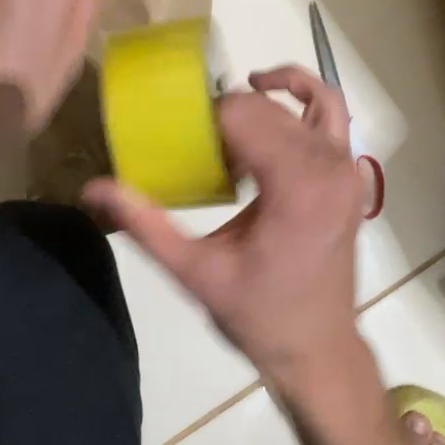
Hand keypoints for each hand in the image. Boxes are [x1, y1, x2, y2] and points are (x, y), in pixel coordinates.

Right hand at [84, 67, 372, 390]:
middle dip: (226, 115)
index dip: (205, 120)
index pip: (244, 118)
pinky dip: (305, 98)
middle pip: (269, 109)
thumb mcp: (193, 272)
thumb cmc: (257, 314)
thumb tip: (93, 189)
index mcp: (294, 188)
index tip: (179, 143)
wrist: (318, 350)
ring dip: (269, 95)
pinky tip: (273, 101)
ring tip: (226, 103)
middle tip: (191, 142)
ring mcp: (347, 170)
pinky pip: (333, 117)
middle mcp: (328, 168)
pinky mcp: (351, 177)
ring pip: (308, 102)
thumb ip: (145, 225)